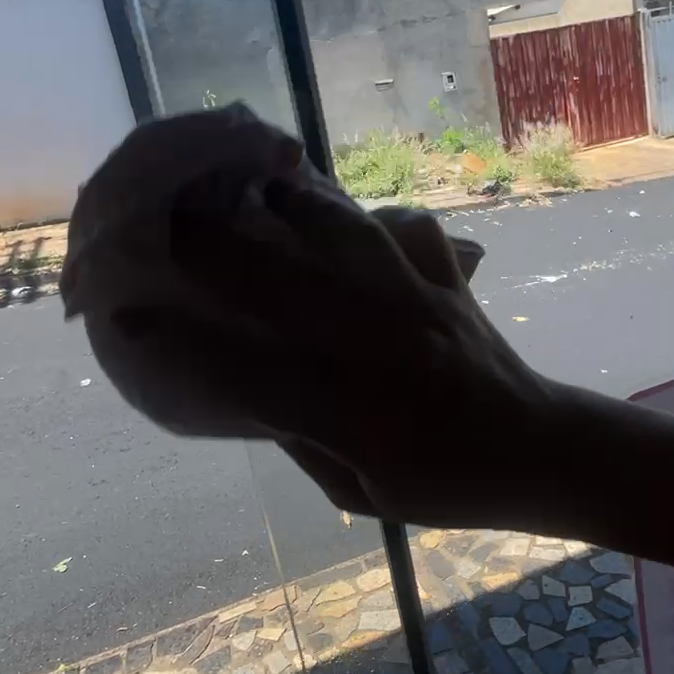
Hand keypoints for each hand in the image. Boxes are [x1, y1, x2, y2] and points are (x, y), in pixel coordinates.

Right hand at [89, 174, 557, 528]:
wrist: (543, 452)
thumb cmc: (450, 488)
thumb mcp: (364, 491)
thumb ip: (306, 439)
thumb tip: (252, 391)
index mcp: (364, 418)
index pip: (256, 376)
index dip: (186, 346)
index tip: (131, 316)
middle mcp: (390, 351)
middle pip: (292, 292)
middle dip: (222, 254)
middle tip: (169, 223)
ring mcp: (426, 308)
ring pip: (354, 244)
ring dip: (300, 208)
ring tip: (260, 182)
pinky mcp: (454, 286)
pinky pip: (415, 234)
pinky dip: (383, 217)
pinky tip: (359, 212)